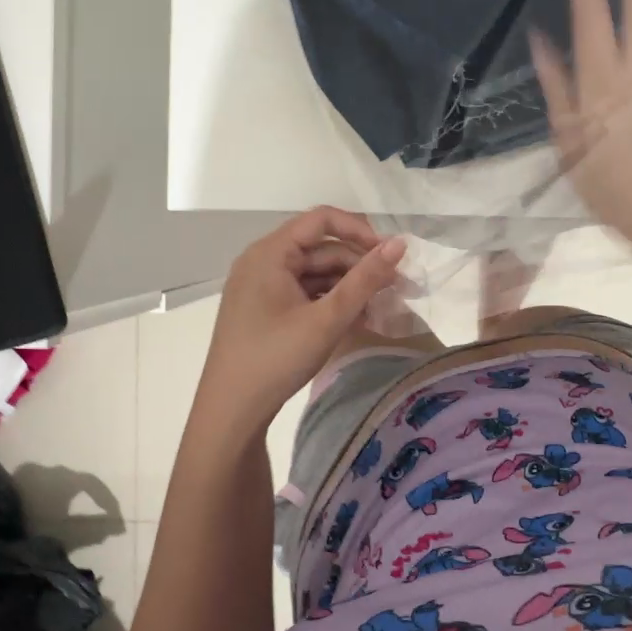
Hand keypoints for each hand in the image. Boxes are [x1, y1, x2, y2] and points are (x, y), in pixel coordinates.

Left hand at [197, 207, 406, 427]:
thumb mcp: (327, 319)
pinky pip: (305, 292)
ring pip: (316, 272)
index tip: (391, 255)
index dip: (360, 230)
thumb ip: (365, 279)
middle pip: (321, 247)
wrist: (231, 411)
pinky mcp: (265, 308)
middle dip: (360, 265)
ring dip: (349, 286)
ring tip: (381, 308)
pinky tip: (357, 319)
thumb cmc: (276, 359)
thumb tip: (400, 244)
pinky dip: (331, 301)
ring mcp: (262, 286)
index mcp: (270, 253)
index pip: (322, 219)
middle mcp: (263, 261)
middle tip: (396, 288)